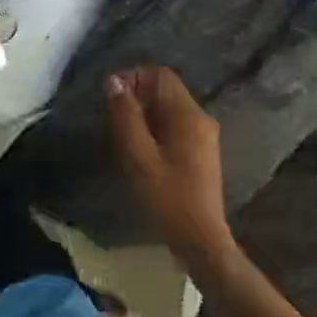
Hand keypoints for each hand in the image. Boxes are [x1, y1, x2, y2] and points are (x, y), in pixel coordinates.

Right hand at [107, 66, 236, 270]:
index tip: (111, 96)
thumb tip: (115, 82)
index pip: (161, 76)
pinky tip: (143, 150)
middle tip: (114, 119)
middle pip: (167, 90)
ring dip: (147, 113)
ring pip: (171, 108)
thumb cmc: (168, 198)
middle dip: (139, 96)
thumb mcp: (139, 157)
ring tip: (125, 135)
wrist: (201, 240)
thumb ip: (126, 117)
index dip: (135, 78)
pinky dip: (157, 127)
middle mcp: (201, 118)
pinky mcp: (202, 151)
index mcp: (188, 114)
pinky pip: (177, 125)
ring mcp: (204, 135)